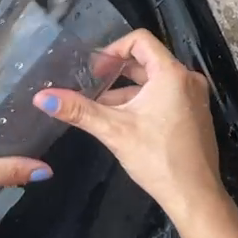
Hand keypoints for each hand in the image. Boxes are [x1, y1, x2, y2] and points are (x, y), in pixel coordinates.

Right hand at [35, 29, 223, 218]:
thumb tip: (41, 98)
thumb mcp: (114, 131)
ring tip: (101, 108)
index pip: (140, 40)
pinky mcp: (195, 114)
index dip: (113, 49)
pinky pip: (166, 96)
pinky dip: (143, 102)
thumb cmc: (157, 158)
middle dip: (116, 72)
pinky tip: (124, 123)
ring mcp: (194, 97)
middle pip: (147, 61)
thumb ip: (78, 110)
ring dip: (127, 91)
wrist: (195, 196)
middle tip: (91, 86)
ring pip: (154, 82)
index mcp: (172, 73)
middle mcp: (187, 79)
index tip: (94, 70)